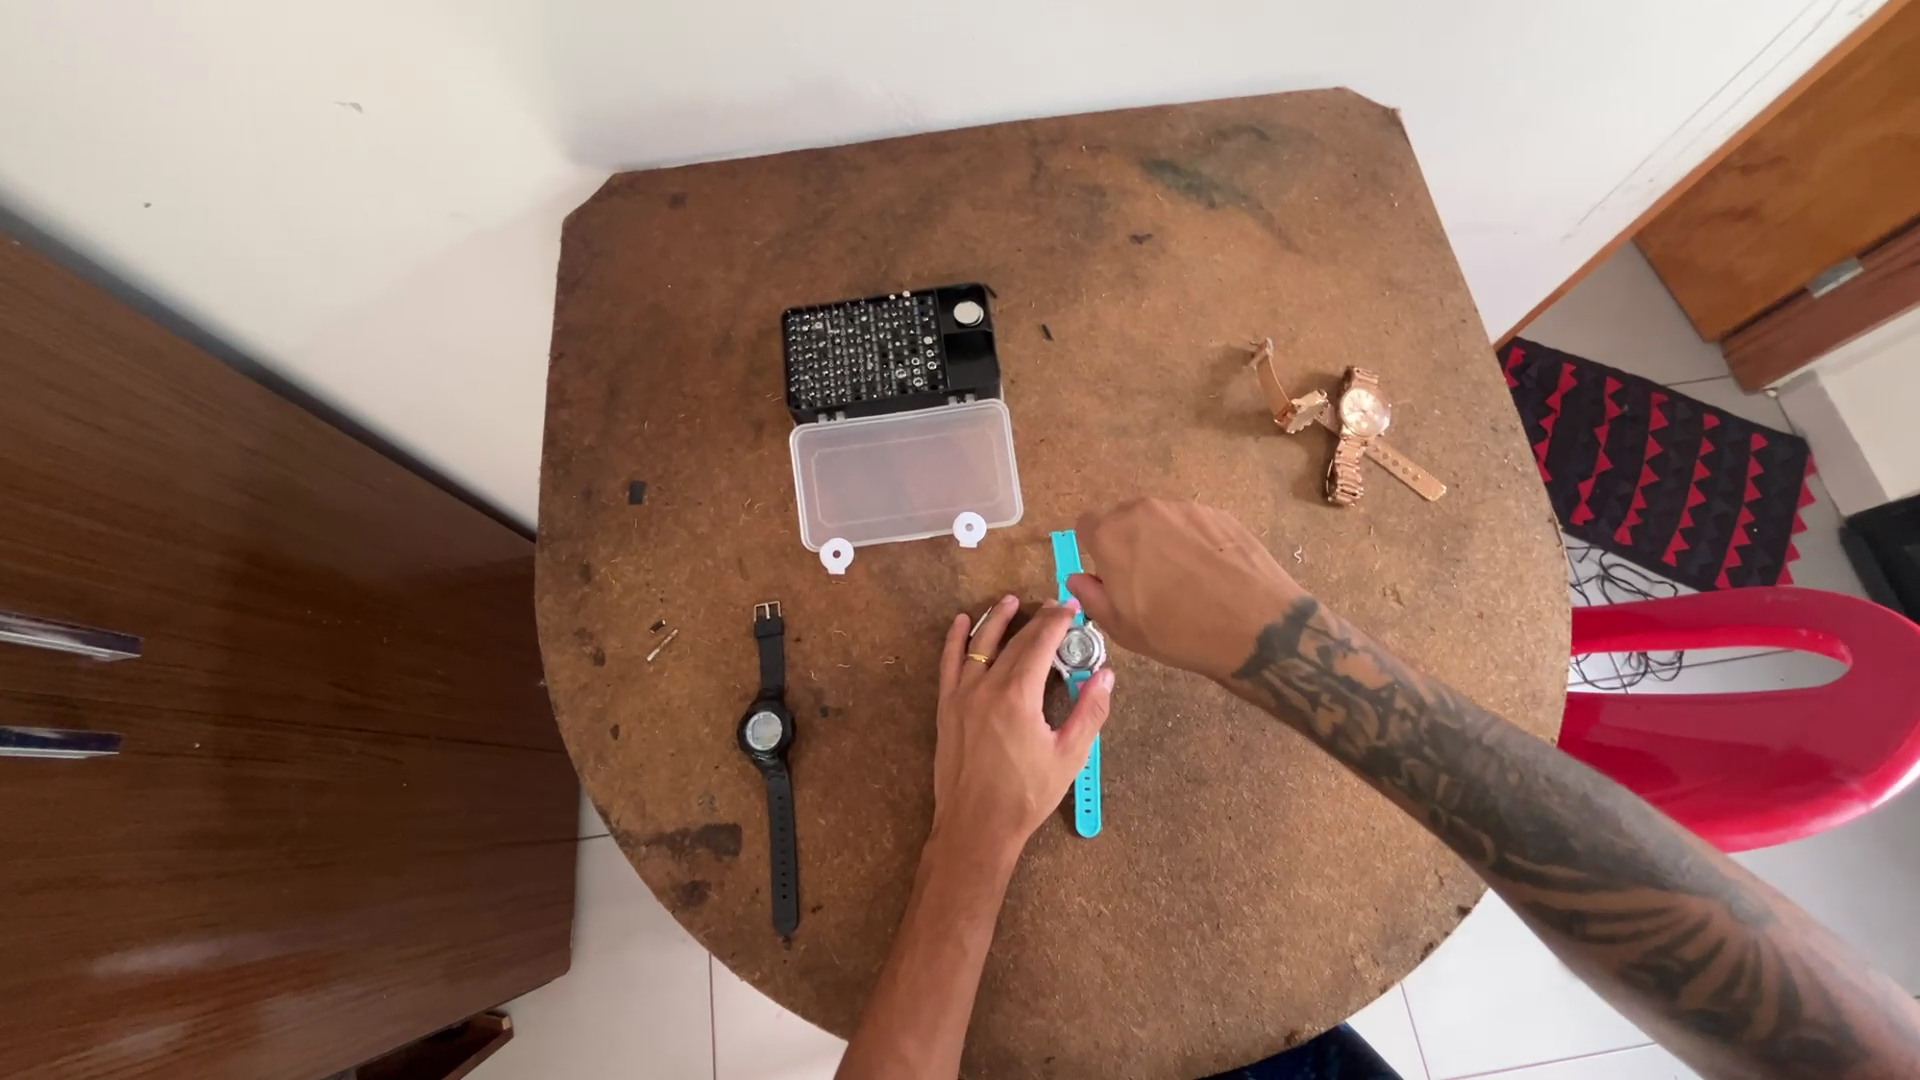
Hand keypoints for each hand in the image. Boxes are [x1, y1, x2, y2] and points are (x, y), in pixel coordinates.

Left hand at [931, 595, 1113, 862]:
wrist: (976, 827)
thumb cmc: (1025, 795)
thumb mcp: (1069, 756)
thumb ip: (1090, 711)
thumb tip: (1106, 675)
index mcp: (1018, 695)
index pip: (1040, 643)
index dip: (1058, 621)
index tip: (1072, 608)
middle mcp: (986, 686)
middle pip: (1014, 642)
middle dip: (1036, 620)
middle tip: (1054, 607)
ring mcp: (961, 695)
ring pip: (978, 644)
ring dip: (995, 619)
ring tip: (1010, 601)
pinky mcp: (946, 707)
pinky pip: (948, 664)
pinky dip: (954, 640)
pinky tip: (960, 623)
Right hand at [1067, 498, 1305, 685]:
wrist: (1255, 625)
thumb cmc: (1178, 632)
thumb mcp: (1123, 628)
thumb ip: (1092, 597)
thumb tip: (1078, 577)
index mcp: (1111, 536)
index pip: (1086, 524)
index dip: (1093, 548)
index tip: (1108, 572)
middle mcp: (1143, 511)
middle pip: (1123, 519)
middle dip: (1126, 542)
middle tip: (1145, 580)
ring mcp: (1184, 509)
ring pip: (1159, 520)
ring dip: (1161, 541)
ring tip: (1184, 579)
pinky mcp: (1218, 513)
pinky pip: (1192, 524)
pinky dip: (1193, 542)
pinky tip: (1210, 573)